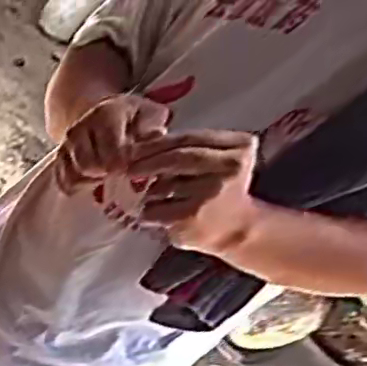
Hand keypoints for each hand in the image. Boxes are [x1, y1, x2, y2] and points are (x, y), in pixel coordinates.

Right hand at [55, 94, 169, 190]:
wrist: (96, 116)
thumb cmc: (129, 117)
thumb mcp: (150, 113)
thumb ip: (153, 126)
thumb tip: (155, 139)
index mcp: (105, 114)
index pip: (109, 146)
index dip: (120, 162)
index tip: (127, 168)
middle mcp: (79, 129)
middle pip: (88, 165)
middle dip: (105, 173)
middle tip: (118, 172)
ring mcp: (63, 147)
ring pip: (73, 177)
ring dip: (91, 181)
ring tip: (106, 175)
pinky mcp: (56, 162)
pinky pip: (64, 183)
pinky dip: (78, 186)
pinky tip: (92, 180)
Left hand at [127, 129, 259, 254]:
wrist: (232, 227)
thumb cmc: (214, 192)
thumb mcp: (213, 164)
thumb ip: (187, 151)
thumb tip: (144, 140)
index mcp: (239, 146)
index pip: (190, 138)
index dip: (156, 144)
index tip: (131, 150)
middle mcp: (231, 165)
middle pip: (177, 157)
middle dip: (146, 162)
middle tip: (126, 169)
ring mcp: (211, 190)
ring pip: (160, 186)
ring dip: (149, 194)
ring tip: (160, 200)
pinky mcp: (190, 214)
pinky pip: (152, 209)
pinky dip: (147, 213)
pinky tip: (160, 216)